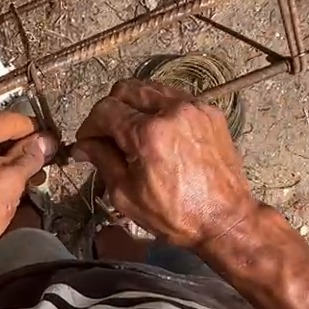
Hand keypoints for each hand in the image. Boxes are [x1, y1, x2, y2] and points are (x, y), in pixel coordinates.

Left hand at [0, 111, 56, 256]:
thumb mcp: (11, 180)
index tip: (50, 143)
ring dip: (8, 161)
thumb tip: (45, 142)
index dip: (34, 131)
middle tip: (41, 162)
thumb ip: (30, 156)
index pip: (9, 120)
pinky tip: (8, 184)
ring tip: (29, 178)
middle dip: (21, 148)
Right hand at [71, 78, 260, 249]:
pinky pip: (174, 98)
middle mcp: (172, 111)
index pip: (105, 109)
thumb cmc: (175, 215)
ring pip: (151, 89)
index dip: (89, 125)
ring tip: (131, 133)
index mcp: (148, 133)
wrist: (225, 219)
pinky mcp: (209, 112)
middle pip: (126, 89)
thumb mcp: (126, 194)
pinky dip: (159, 109)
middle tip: (106, 134)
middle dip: (110, 109)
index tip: (86, 142)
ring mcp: (194, 107)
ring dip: (134, 106)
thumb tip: (83, 145)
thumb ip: (103, 160)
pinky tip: (157, 133)